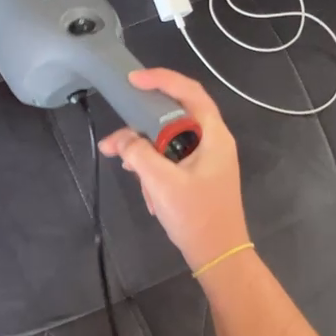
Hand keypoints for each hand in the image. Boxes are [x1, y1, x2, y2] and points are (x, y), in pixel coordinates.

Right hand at [98, 68, 249, 270]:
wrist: (218, 255)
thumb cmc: (196, 216)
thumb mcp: (161, 182)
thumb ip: (138, 153)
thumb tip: (121, 140)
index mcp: (214, 135)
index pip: (189, 92)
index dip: (161, 80)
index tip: (133, 81)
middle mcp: (213, 141)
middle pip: (174, 117)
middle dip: (142, 126)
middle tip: (116, 139)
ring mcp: (206, 160)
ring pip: (169, 141)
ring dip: (145, 152)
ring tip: (124, 164)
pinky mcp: (197, 176)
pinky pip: (171, 160)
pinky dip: (154, 168)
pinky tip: (144, 188)